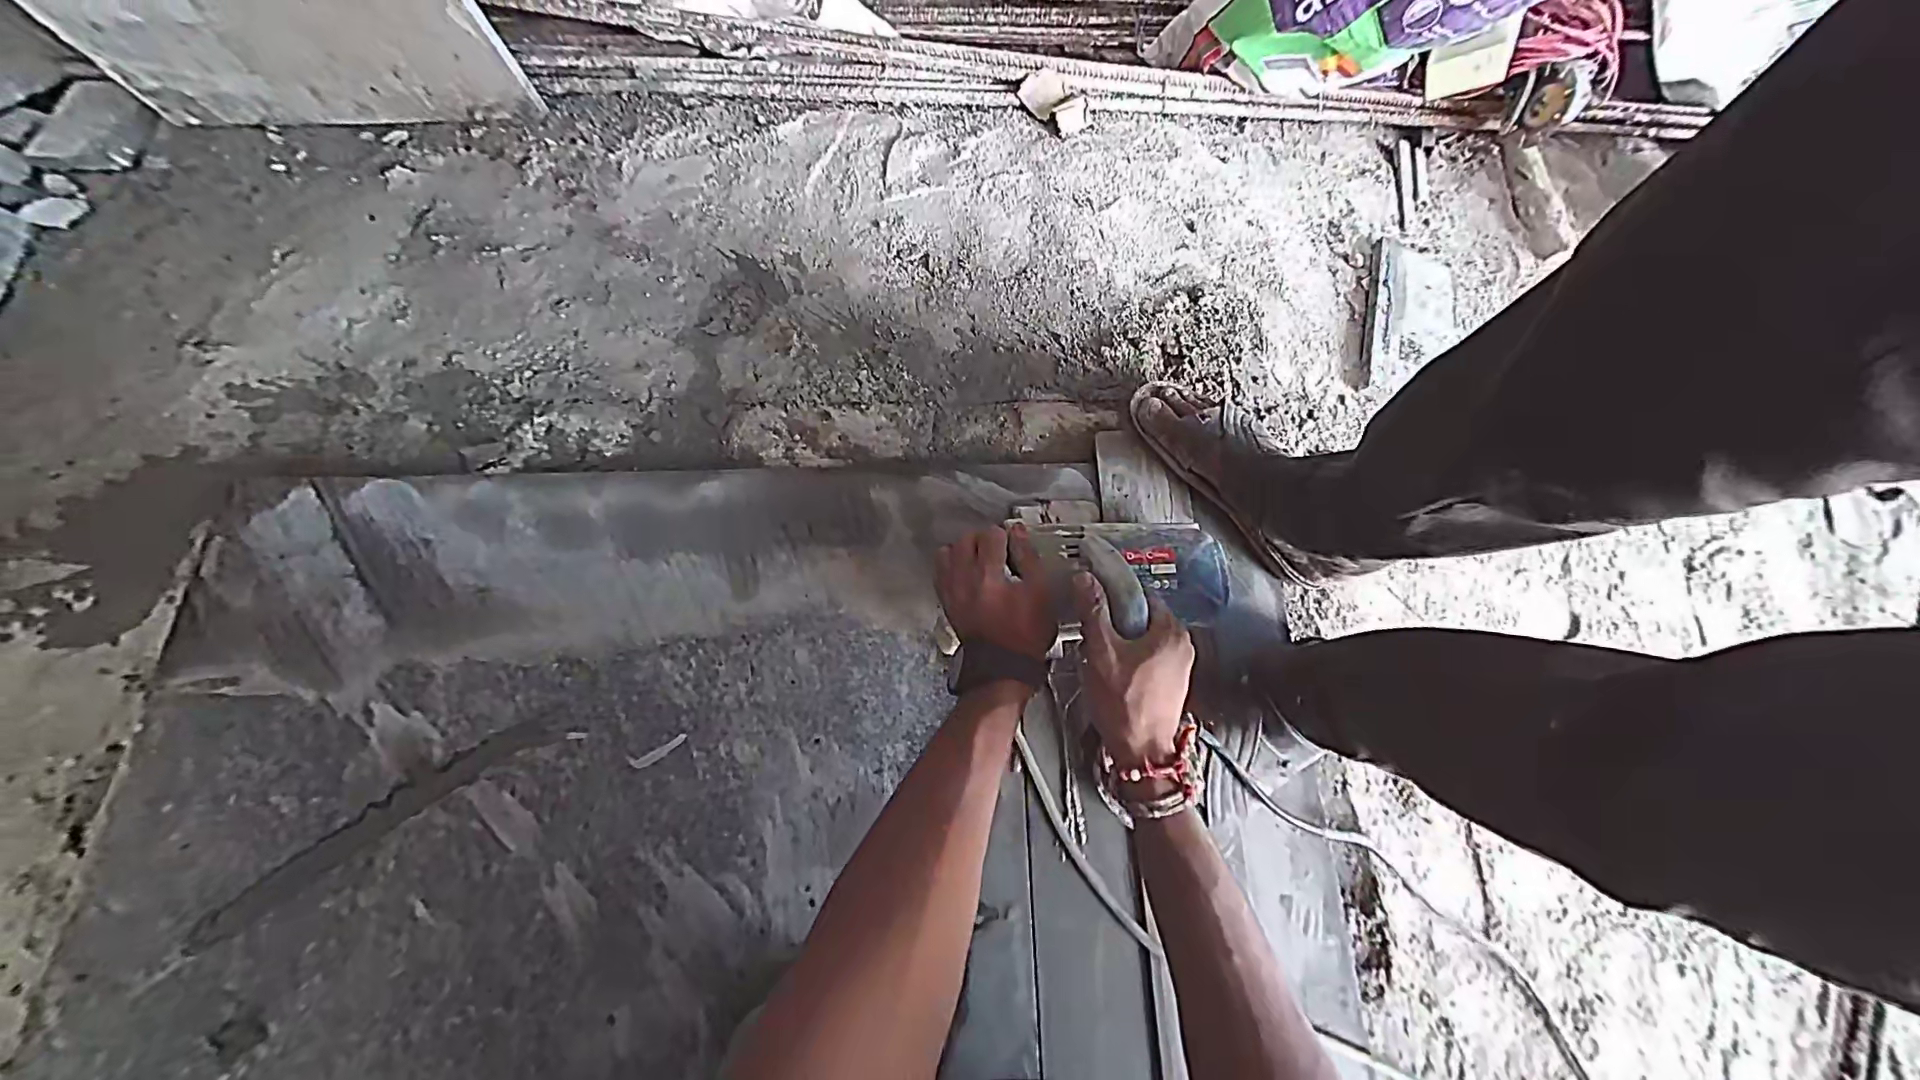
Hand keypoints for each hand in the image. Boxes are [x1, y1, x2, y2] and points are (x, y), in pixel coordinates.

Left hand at [935, 524, 1056, 659]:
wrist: (1003, 668)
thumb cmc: (1026, 636)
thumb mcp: (1041, 594)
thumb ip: (1029, 558)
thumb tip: (1017, 532)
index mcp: (988, 576)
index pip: (992, 535)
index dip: (1007, 536)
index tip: (1014, 545)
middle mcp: (964, 579)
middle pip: (967, 539)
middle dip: (984, 539)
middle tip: (999, 551)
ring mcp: (951, 591)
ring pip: (949, 552)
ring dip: (965, 550)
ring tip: (980, 560)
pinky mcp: (946, 602)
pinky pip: (940, 571)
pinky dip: (951, 566)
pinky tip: (966, 574)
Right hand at [1074, 571, 1193, 768]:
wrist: (1141, 754)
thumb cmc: (1125, 706)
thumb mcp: (1101, 652)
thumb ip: (1093, 612)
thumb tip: (1085, 580)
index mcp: (1171, 631)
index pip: (1140, 594)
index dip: (1114, 595)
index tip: (1094, 598)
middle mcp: (1182, 645)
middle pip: (1141, 616)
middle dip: (1115, 622)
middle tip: (1093, 634)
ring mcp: (1179, 665)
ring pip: (1142, 638)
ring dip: (1120, 641)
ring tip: (1099, 655)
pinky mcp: (1171, 682)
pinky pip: (1146, 657)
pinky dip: (1128, 658)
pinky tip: (1112, 672)